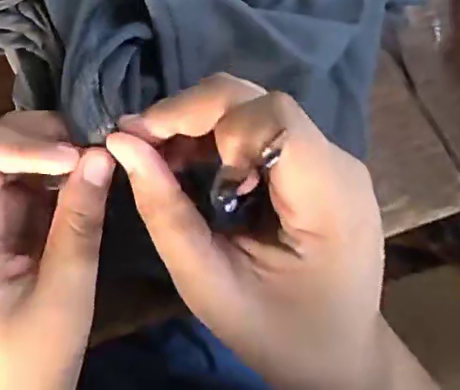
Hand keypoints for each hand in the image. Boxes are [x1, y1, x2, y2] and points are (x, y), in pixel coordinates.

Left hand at [0, 111, 114, 389]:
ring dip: (53, 147)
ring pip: (14, 150)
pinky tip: (85, 177)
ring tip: (93, 160)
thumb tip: (101, 154)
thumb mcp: (63, 296)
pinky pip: (31, 175)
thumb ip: (80, 222)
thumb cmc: (27, 364)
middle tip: (90, 151)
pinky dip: (60, 168)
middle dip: (42, 137)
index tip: (74, 158)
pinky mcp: (10, 221)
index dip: (27, 143)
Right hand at [105, 75, 435, 389]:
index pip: (273, 117)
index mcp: (329, 197)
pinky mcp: (312, 154)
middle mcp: (336, 160)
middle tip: (140, 140)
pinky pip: (254, 119)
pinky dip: (211, 130)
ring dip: (196, 118)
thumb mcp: (210, 286)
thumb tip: (120, 141)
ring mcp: (328, 153)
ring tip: (156, 150)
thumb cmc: (278, 334)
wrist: (339, 361)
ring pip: (250, 101)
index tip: (159, 148)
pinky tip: (185, 157)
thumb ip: (166, 213)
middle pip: (255, 100)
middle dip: (190, 112)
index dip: (213, 119)